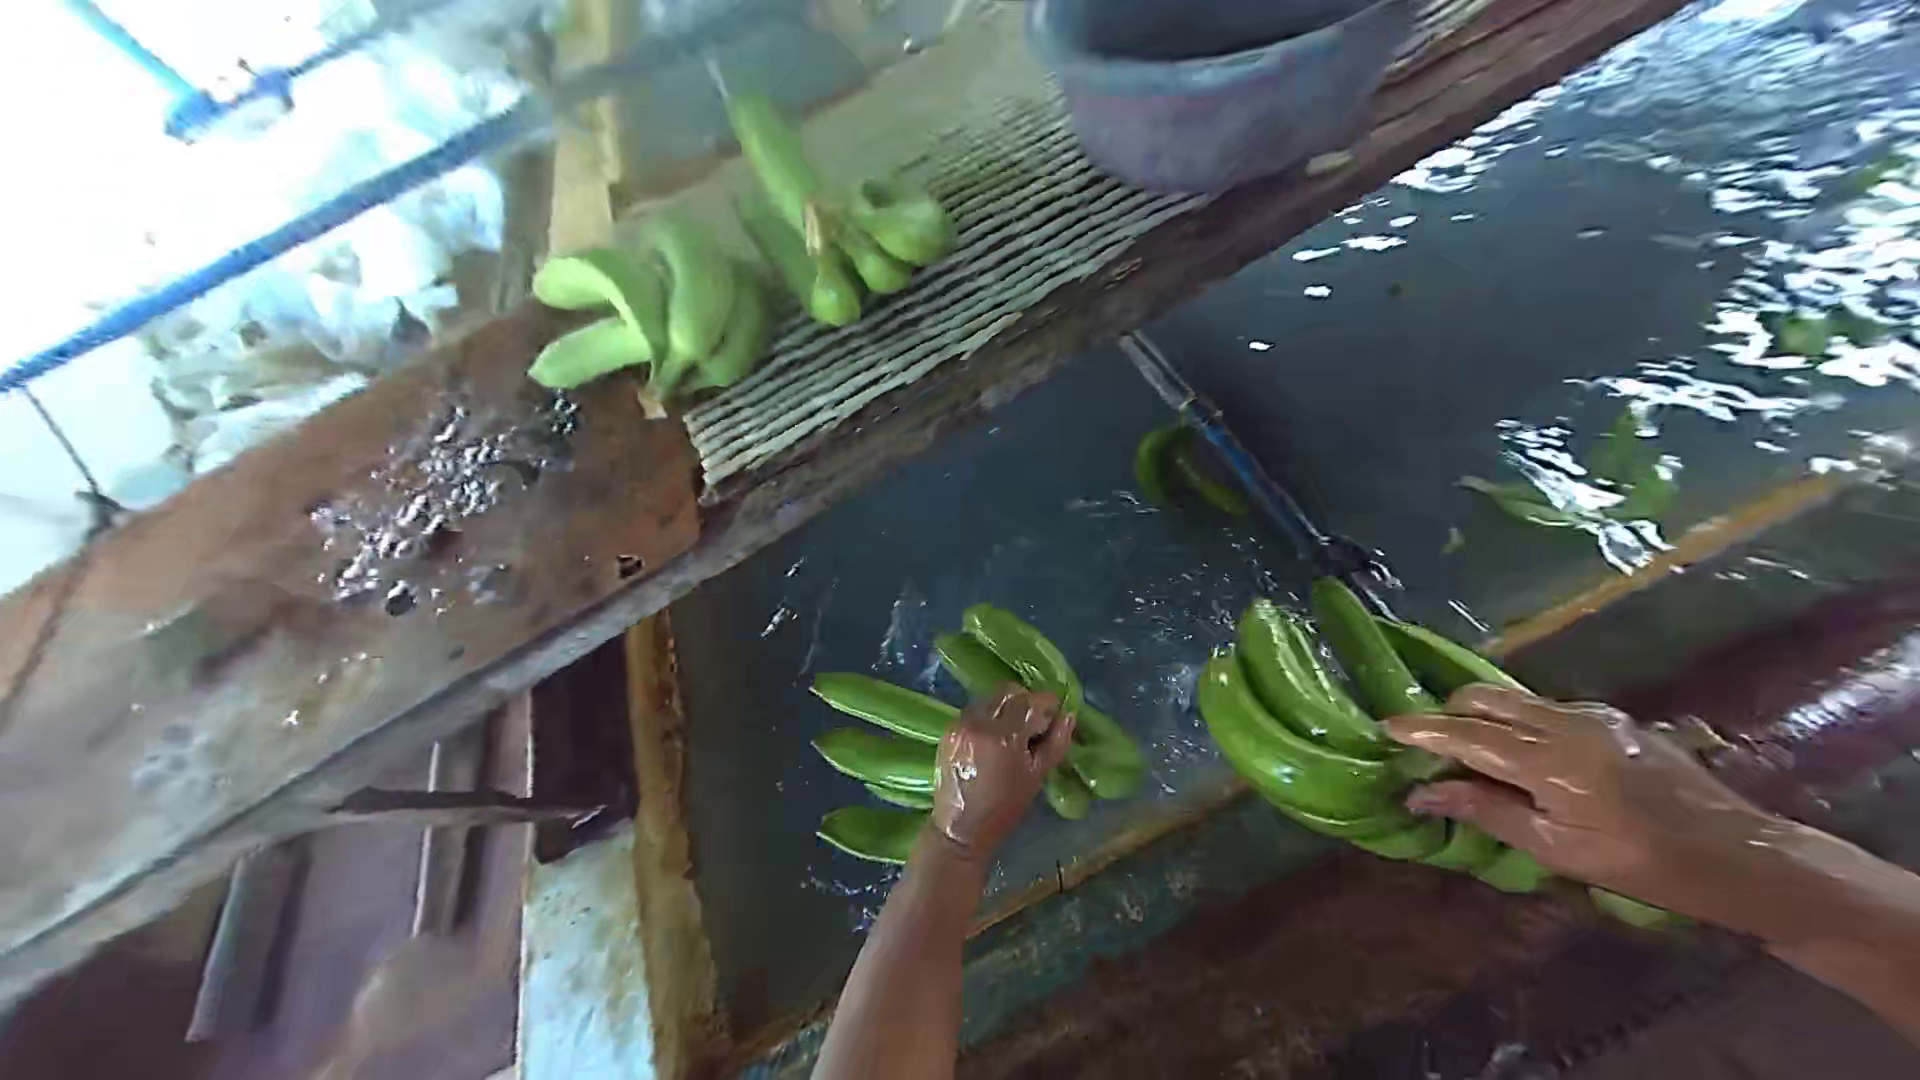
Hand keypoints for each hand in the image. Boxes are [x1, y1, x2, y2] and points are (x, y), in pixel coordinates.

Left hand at [930, 684, 1074, 860]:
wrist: (962, 828)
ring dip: (1005, 708)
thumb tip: (1067, 715)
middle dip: (1025, 701)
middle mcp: (979, 723)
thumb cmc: (1006, 806)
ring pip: (989, 699)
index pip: (1030, 701)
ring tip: (1013, 732)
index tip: (1053, 713)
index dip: (1046, 703)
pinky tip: (993, 738)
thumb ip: (1056, 742)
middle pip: (1007, 692)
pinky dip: (987, 717)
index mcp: (1004, 735)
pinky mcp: (948, 731)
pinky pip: (973, 712)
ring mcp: (960, 724)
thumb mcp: (1037, 775)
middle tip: (1034, 722)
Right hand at [1385, 685, 1803, 936]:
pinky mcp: (1610, 717)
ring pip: (1509, 697)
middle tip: (1430, 744)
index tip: (1384, 726)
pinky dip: (1514, 720)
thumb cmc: (1650, 867)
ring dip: (1479, 715)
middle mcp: (1567, 724)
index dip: (1421, 729)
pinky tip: (1525, 753)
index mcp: (1553, 761)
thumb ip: (1485, 811)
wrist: (1756, 861)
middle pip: (1481, 698)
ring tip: (1471, 747)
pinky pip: (1541, 707)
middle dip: (1446, 713)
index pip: (1466, 734)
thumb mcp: (1560, 850)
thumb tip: (1419, 792)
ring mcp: (1592, 715)